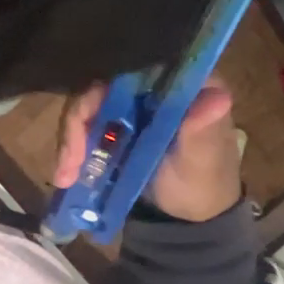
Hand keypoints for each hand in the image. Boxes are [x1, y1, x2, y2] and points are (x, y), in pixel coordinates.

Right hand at [52, 79, 242, 222]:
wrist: (187, 218)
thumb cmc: (204, 184)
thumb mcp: (204, 159)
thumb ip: (202, 129)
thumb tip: (218, 95)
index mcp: (182, 82)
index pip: (136, 65)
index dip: (106, 86)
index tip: (87, 119)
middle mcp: (151, 85)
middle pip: (102, 85)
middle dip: (79, 121)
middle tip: (71, 160)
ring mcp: (128, 104)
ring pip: (86, 106)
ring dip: (70, 139)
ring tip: (66, 175)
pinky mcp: (111, 124)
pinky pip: (82, 126)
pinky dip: (70, 149)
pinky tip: (65, 175)